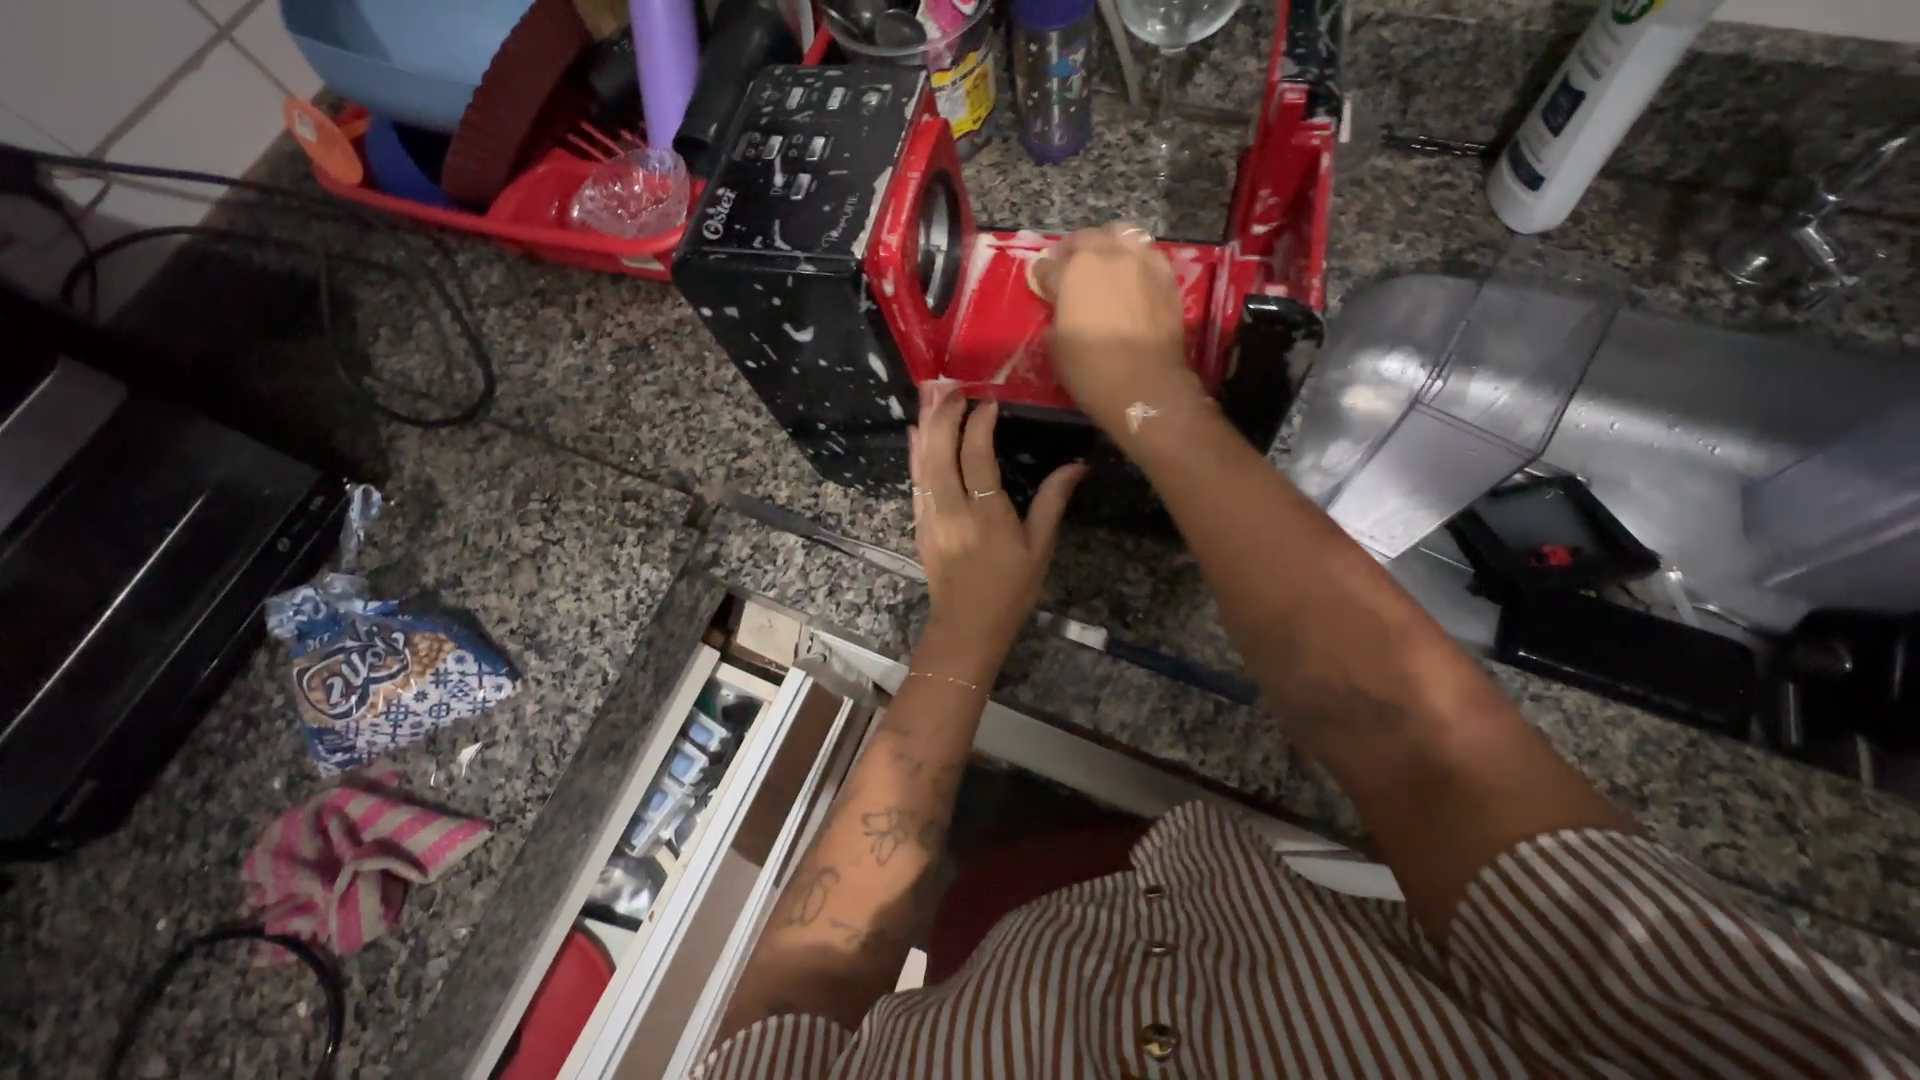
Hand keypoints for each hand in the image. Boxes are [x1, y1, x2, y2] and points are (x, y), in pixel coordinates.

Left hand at [908, 384, 1084, 666]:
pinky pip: (914, 481)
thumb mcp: (1039, 549)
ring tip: (931, 394)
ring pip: (921, 461)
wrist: (967, 628)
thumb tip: (1077, 464)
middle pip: (940, 450)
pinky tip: (915, 433)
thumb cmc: (1010, 590)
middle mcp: (951, 509)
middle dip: (945, 414)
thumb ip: (1053, 502)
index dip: (980, 424)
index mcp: (986, 514)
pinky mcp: (918, 524)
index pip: (977, 455)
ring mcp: (929, 516)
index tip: (989, 402)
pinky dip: (914, 453)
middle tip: (954, 388)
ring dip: (925, 425)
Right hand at [1030, 223, 1203, 434]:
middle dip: (1072, 250)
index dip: (1042, 276)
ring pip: (1121, 236)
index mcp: (1073, 271)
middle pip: (1086, 239)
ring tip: (1104, 260)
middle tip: (1068, 266)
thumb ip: (1056, 316)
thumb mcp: (1056, 346)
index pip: (1049, 266)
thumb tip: (1061, 309)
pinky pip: (1148, 255)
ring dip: (1107, 244)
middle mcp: (1108, 256)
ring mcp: (1141, 263)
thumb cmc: (1091, 369)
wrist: (1145, 385)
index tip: (1040, 281)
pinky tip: (1132, 272)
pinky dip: (1136, 258)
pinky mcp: (1166, 277)